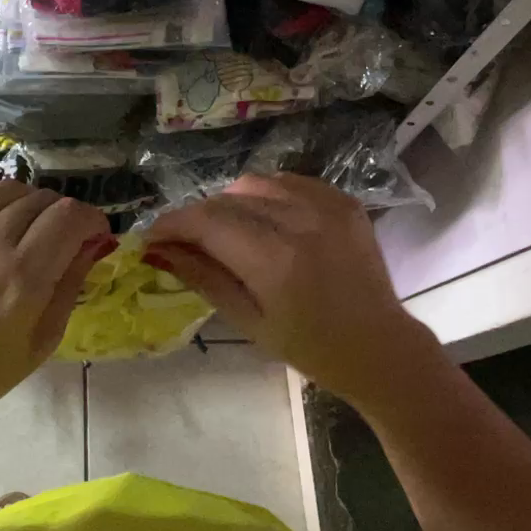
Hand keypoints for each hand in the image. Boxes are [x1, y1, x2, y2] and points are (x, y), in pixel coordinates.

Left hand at [0, 182, 112, 425]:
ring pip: (3, 190)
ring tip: (19, 234)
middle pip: (40, 198)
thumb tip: (92, 242)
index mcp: (20, 277)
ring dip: (24, 206)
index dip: (91, 220)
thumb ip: (70, 284)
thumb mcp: (41, 341)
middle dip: (60, 215)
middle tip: (57, 239)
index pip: (69, 216)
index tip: (93, 234)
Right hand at [144, 174, 430, 406]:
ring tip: (226, 232)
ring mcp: (326, 206)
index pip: (206, 221)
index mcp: (274, 260)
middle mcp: (300, 222)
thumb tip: (156, 250)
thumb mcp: (248, 321)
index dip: (171, 224)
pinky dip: (265, 196)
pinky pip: (288, 182)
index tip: (150, 237)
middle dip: (195, 217)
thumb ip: (202, 277)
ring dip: (229, 204)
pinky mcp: (343, 201)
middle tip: (183, 242)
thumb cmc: (309, 347)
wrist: (380, 347)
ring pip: (254, 184)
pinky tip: (263, 222)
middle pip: (225, 200)